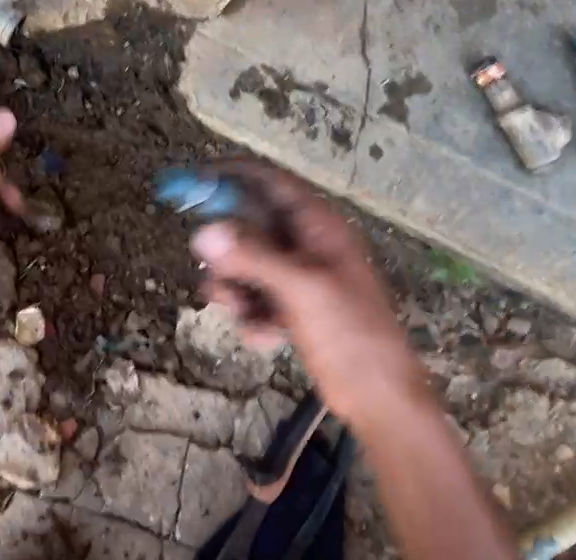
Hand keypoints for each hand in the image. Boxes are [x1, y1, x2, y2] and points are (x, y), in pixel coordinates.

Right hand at [191, 162, 426, 429]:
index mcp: (318, 224)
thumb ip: (251, 256)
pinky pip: (254, 296)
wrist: (382, 400)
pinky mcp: (292, 306)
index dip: (230, 176)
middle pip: (248, 225)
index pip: (269, 181)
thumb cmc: (351, 334)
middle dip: (227, 251)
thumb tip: (202, 232)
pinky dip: (252, 315)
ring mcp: (299, 275)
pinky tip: (265, 338)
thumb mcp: (300, 289)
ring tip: (242, 314)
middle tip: (213, 273)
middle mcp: (306, 242)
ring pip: (245, 264)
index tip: (193, 184)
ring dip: (236, 289)